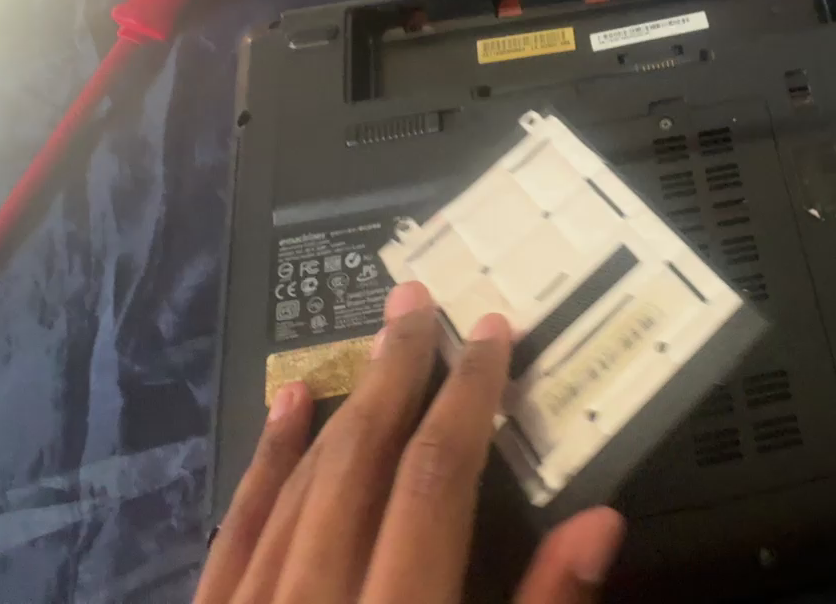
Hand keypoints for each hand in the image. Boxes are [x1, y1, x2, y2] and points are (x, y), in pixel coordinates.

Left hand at [195, 282, 626, 603]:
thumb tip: (601, 522)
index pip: (437, 476)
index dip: (470, 394)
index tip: (492, 333)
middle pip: (363, 461)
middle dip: (400, 372)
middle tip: (421, 302)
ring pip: (300, 483)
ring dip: (343, 400)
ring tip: (374, 335)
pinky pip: (234, 534)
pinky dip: (267, 463)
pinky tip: (286, 409)